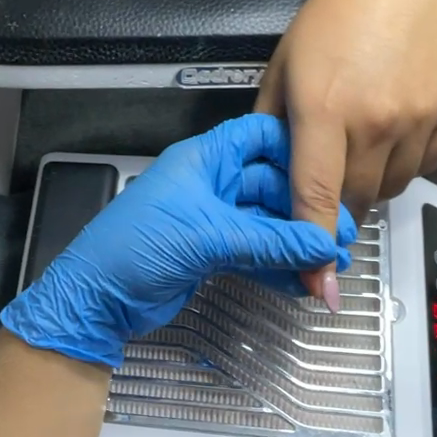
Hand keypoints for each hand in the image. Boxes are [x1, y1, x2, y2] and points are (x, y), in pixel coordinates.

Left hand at [1, 114, 356, 366]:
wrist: (97, 298)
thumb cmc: (131, 248)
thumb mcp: (207, 236)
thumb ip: (269, 241)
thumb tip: (321, 247)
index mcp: (203, 160)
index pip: (260, 138)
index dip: (296, 152)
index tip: (331, 175)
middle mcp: (209, 184)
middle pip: (271, 187)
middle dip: (305, 214)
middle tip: (339, 240)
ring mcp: (210, 220)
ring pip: (265, 225)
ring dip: (296, 246)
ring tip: (328, 267)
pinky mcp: (209, 253)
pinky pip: (254, 254)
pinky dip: (277, 268)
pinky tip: (301, 282)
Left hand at [255, 0, 436, 300]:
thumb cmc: (332, 16)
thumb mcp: (284, 66)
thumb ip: (270, 124)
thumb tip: (266, 174)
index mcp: (323, 112)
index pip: (314, 196)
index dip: (311, 248)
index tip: (316, 287)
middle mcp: (375, 123)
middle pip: (355, 202)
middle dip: (334, 211)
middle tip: (324, 195)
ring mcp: (420, 120)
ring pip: (391, 190)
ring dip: (369, 187)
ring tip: (358, 152)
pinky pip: (424, 167)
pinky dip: (403, 166)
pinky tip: (391, 135)